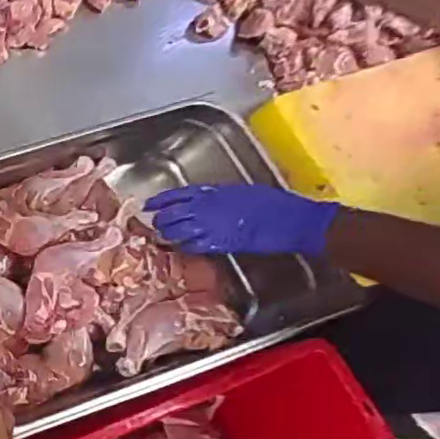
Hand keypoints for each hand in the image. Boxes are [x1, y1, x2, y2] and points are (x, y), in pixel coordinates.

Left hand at [148, 184, 337, 256]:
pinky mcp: (216, 242)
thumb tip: (202, 201)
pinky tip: (182, 246)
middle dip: (160, 220)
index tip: (147, 205)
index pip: (176, 194)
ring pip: (175, 230)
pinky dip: (183, 246)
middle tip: (158, 225)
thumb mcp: (240, 192)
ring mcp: (210, 225)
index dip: (159, 201)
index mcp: (213, 192)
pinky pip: (190, 245)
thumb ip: (217, 197)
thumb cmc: (272, 204)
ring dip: (168, 234)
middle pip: (170, 214)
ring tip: (166, 237)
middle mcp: (206, 207)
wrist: (292, 219)